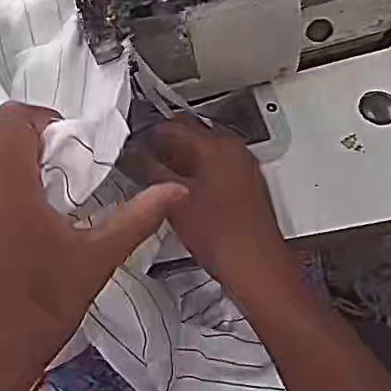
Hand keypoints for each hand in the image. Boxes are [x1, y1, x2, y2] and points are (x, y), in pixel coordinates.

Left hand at [0, 102, 184, 390]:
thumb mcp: (97, 258)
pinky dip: (14, 188)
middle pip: (8, 140)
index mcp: (8, 190)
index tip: (70, 141)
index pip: (13, 119)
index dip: (44, 117)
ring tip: (60, 202)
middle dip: (44, 147)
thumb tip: (174, 192)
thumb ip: (138, 217)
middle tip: (75, 175)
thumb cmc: (42, 307)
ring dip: (30, 169)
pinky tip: (38, 221)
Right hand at [127, 117, 301, 307]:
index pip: (174, 125)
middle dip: (168, 146)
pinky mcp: (249, 185)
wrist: (255, 265)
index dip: (149, 134)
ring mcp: (246, 167)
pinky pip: (220, 168)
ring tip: (164, 181)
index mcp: (216, 145)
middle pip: (193, 134)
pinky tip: (188, 195)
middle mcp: (236, 150)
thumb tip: (136, 155)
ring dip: (185, 160)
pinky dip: (201, 175)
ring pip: (207, 152)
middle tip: (147, 161)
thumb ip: (149, 169)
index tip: (137, 146)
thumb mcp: (171, 199)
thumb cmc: (222, 235)